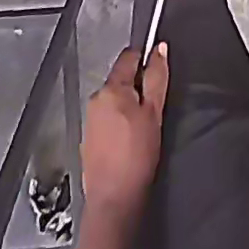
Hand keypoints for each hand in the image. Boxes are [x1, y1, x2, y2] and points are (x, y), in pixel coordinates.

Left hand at [62, 45, 168, 248]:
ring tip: (145, 130)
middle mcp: (96, 98)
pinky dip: (120, 124)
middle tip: (155, 109)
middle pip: (121, 79)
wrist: (113, 200)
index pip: (128, 57)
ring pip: (115, 101)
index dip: (145, 59)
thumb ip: (156, 77)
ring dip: (129, 107)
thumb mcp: (154, 113)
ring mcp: (90, 118)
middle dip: (138, 88)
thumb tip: (159, 48)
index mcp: (111, 88)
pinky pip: (108, 120)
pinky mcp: (89, 138)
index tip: (158, 71)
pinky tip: (131, 143)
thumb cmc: (136, 156)